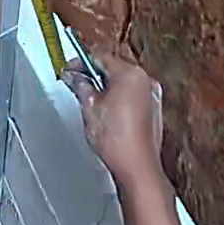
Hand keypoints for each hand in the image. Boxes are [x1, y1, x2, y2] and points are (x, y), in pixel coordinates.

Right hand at [66, 55, 171, 203]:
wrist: (137, 167)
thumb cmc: (117, 140)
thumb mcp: (89, 107)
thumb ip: (80, 85)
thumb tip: (74, 76)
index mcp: (130, 74)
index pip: (100, 57)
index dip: (80, 62)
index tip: (69, 69)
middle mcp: (145, 80)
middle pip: (113, 67)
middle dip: (93, 73)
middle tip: (75, 82)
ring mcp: (152, 94)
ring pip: (123, 81)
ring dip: (105, 85)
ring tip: (88, 98)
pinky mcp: (154, 108)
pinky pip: (132, 94)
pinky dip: (118, 96)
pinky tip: (106, 110)